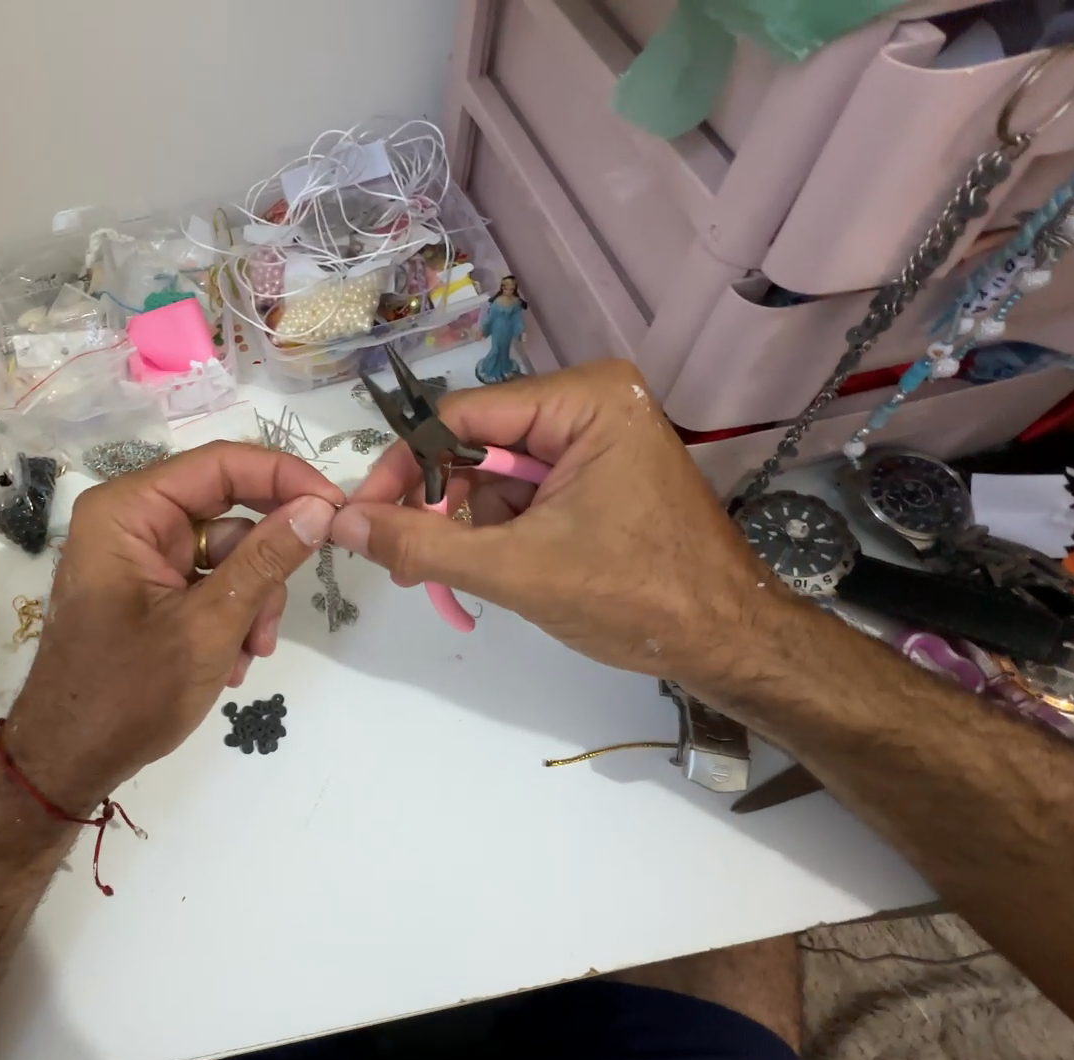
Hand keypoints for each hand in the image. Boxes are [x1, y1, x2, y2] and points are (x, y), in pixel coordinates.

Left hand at [4, 442, 341, 808]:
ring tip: (251, 651)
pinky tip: (233, 660)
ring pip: (229, 550)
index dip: (284, 478)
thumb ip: (266, 561)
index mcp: (128, 510)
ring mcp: (142, 556)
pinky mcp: (152, 588)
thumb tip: (320, 509)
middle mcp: (132, 521)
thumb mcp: (209, 625)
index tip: (336, 508)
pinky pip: (212, 580)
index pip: (220, 464)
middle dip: (266, 561)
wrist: (71, 761)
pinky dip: (233, 615)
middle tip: (296, 591)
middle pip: (229, 509)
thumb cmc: (129, 693)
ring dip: (253, 599)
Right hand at [330, 360, 776, 682]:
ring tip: (459, 577)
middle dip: (439, 507)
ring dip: (465, 527)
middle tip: (406, 562)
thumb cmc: (635, 598)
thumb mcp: (516, 570)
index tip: (364, 517)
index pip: (460, 418)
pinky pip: (520, 493)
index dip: (404, 468)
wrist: (730, 644)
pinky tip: (495, 568)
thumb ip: (423, 544)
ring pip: (491, 475)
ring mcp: (593, 440)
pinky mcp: (594, 474)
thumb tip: (343, 524)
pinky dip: (495, 532)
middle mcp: (587, 404)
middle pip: (474, 446)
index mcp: (582, 400)